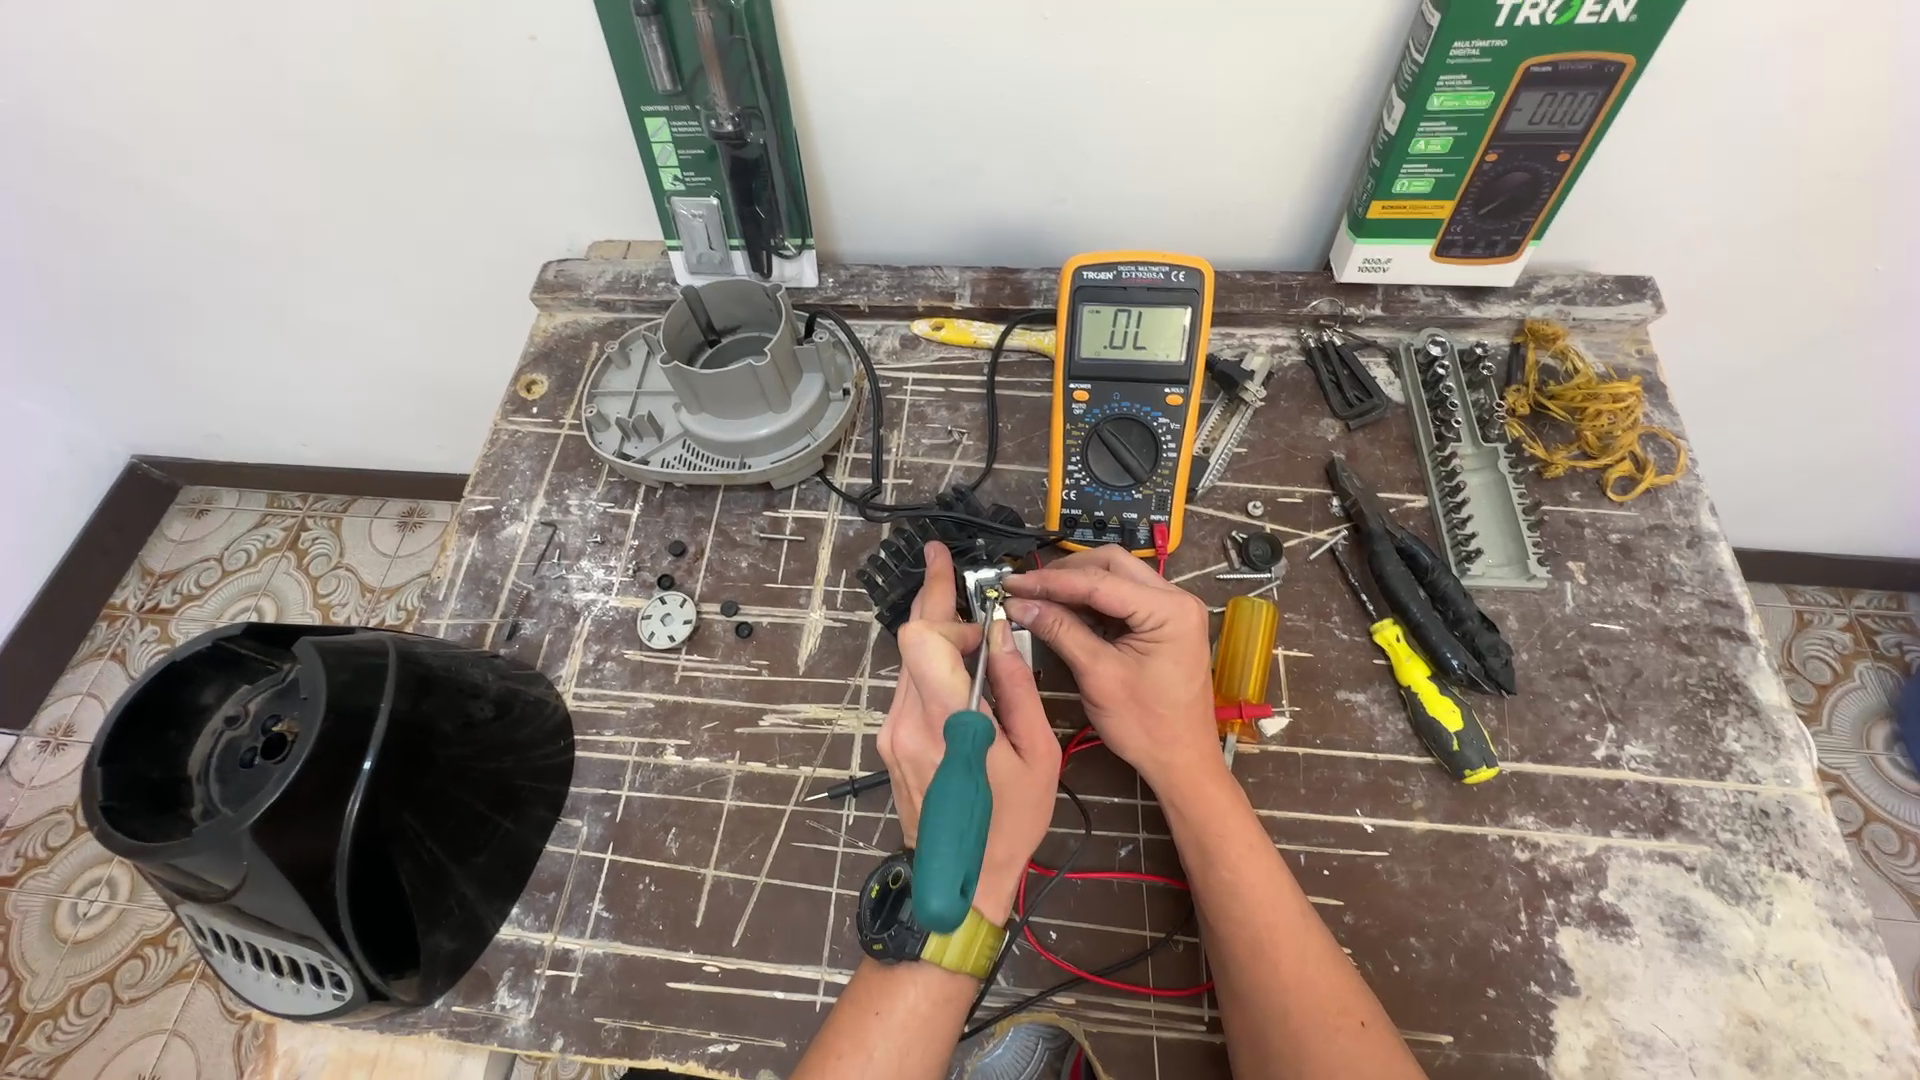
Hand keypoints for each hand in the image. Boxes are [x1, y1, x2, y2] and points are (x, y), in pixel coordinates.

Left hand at [876, 542, 1061, 926]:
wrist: (962, 879)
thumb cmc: (1011, 822)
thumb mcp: (1037, 755)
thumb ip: (1016, 687)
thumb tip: (1002, 632)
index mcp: (947, 721)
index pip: (920, 639)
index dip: (943, 612)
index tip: (978, 616)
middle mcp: (907, 720)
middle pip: (909, 639)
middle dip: (932, 599)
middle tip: (942, 558)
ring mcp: (892, 733)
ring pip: (908, 661)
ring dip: (939, 638)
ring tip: (972, 630)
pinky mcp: (890, 742)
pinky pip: (910, 686)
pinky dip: (934, 668)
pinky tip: (962, 675)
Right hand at [1003, 545, 1224, 797]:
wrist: (1182, 762)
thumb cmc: (1146, 726)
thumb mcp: (1098, 675)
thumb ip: (1060, 631)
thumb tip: (1019, 604)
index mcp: (1169, 609)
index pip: (1099, 581)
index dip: (1050, 581)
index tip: (1011, 583)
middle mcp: (1176, 598)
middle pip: (1111, 564)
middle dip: (1065, 574)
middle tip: (1026, 588)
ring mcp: (1172, 608)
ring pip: (1115, 576)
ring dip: (1076, 585)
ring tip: (1038, 597)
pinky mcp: (1162, 622)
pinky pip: (1121, 597)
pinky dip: (1090, 601)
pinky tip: (1062, 610)